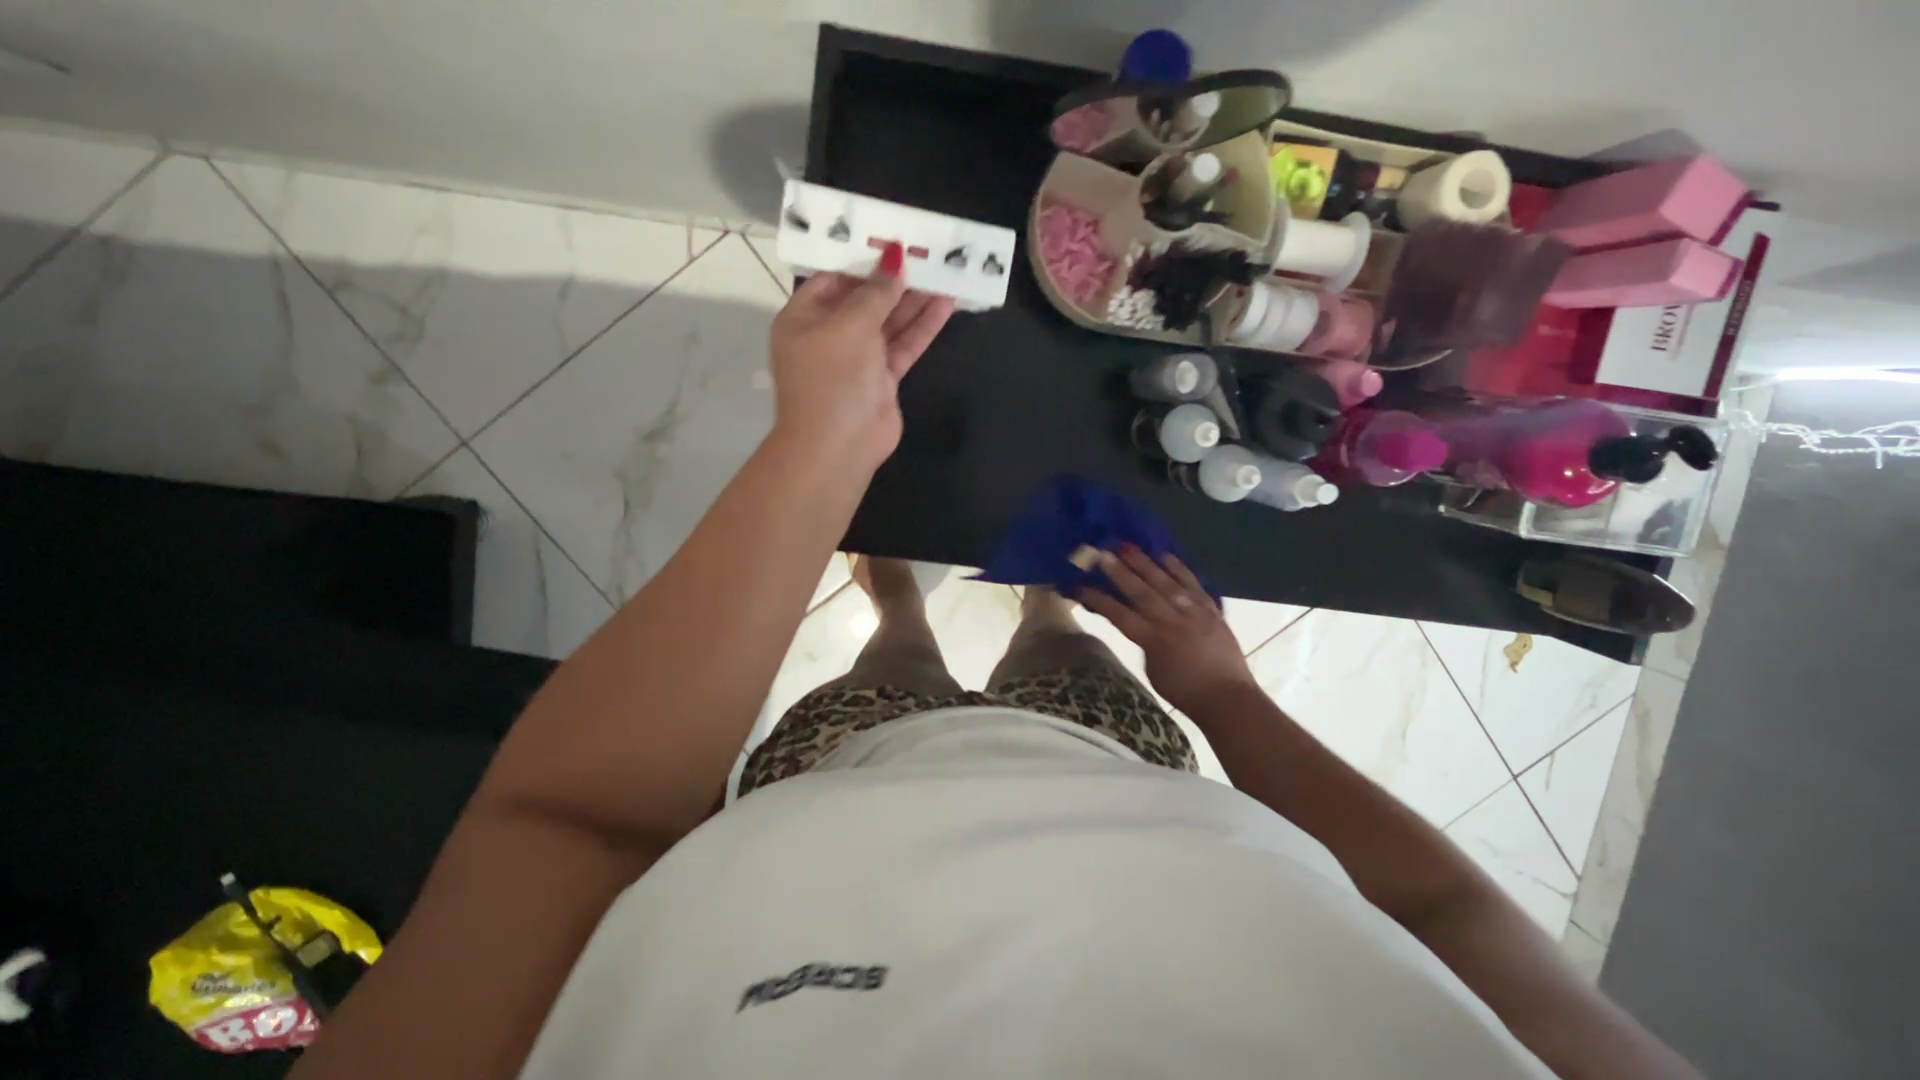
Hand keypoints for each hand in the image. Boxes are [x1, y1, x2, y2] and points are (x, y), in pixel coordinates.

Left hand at [769, 244, 955, 470]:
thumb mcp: (850, 325)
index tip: (894, 241)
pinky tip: (946, 304)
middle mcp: (827, 335)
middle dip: (894, 278)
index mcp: (803, 318)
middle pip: (864, 298)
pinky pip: (903, 345)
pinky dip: (922, 326)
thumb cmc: (832, 377)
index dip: (863, 260)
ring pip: (888, 321)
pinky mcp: (881, 379)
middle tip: (927, 251)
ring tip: (946, 272)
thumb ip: (876, 291)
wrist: (837, 446)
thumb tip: (894, 257)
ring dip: (914, 299)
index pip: (832, 278)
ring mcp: (856, 359)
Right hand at [1078, 545, 1260, 719]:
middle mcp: (1171, 621)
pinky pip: (1193, 584)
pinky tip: (1165, 555)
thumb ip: (1145, 644)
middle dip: (1119, 571)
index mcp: (1153, 640)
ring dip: (1145, 563)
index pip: (1119, 614)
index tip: (1080, 585)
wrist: (1227, 697)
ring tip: (1128, 546)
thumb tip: (1139, 624)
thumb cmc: (1185, 692)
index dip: (1099, 599)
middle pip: (1141, 592)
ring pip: (1165, 582)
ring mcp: (1193, 612)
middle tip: (1102, 553)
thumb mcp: (1153, 671)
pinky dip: (1179, 568)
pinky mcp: (1211, 610)